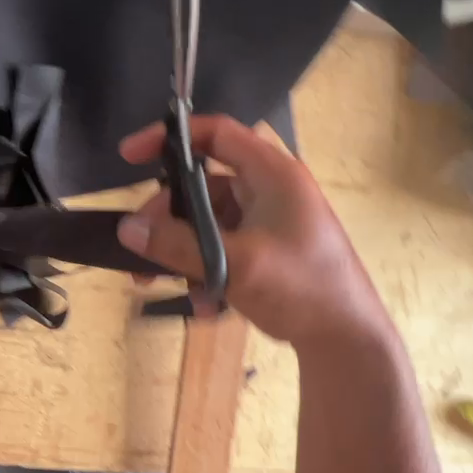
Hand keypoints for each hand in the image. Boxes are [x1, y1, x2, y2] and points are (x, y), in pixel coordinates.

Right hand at [116, 115, 389, 348]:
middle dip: (164, 217)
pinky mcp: (261, 249)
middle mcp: (267, 191)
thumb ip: (177, 244)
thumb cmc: (302, 288)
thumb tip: (126, 228)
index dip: (170, 137)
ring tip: (155, 281)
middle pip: (199, 186)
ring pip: (202, 222)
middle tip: (139, 244)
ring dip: (178, 251)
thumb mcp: (235, 263)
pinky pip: (216, 249)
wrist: (346, 339)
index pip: (216, 133)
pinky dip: (200, 270)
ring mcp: (264, 221)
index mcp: (272, 175)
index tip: (128, 156)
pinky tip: (198, 301)